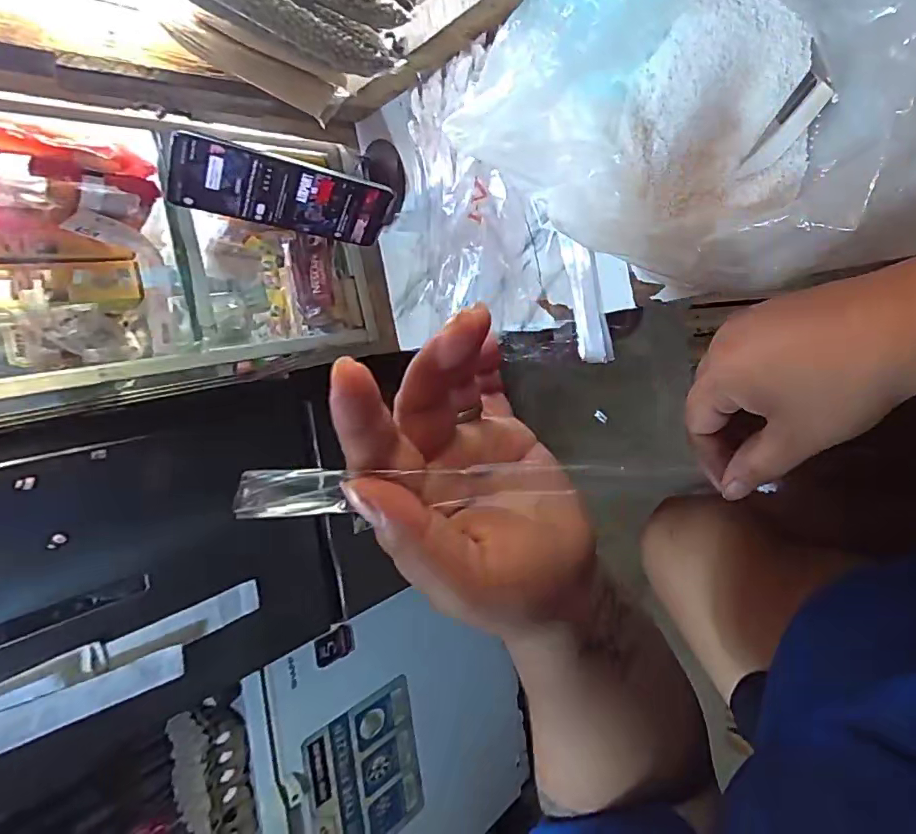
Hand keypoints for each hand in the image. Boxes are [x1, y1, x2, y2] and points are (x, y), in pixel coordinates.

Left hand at [332, 306, 596, 639]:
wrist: (567, 585)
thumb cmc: (512, 593)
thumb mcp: (464, 580)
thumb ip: (414, 540)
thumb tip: (361, 490)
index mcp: (407, 502)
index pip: (373, 452)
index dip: (358, 414)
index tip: (348, 373)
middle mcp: (428, 466)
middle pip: (417, 405)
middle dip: (433, 363)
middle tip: (464, 326)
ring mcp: (466, 444)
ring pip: (449, 389)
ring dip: (457, 353)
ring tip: (479, 322)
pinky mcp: (503, 433)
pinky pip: (486, 391)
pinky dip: (484, 364)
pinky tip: (490, 341)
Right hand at [685, 273, 915, 497]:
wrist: (896, 324)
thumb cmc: (840, 389)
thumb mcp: (796, 437)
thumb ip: (755, 465)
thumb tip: (730, 487)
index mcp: (720, 369)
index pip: (695, 421)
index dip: (710, 460)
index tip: (738, 485)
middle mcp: (726, 337)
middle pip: (708, 392)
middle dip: (724, 434)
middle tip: (752, 463)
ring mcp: (753, 317)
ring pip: (732, 370)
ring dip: (742, 407)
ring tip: (772, 433)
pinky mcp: (779, 307)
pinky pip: (753, 349)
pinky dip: (759, 378)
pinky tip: (791, 392)